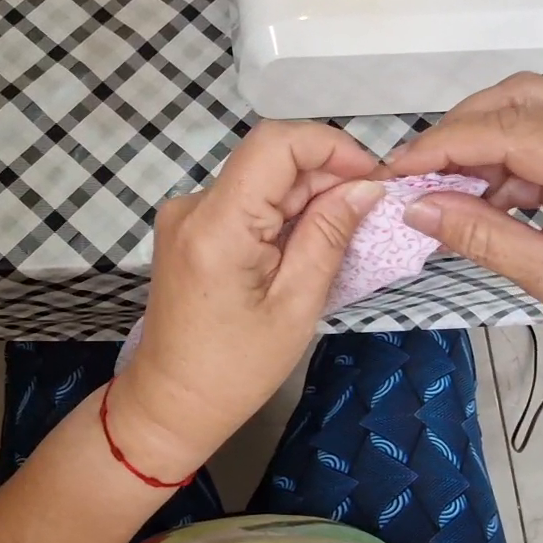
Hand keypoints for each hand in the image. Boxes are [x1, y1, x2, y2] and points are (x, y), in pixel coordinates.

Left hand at [115, 122, 383, 478]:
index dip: (329, 145)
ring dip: (304, 196)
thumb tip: (366, 185)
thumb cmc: (237, 368)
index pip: (274, 143)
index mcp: (216, 225)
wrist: (173, 399)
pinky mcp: (187, 226)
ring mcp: (184, 214)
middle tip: (365, 213)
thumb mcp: (297, 305)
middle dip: (324, 176)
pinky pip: (243, 199)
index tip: (370, 176)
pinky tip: (300, 245)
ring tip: (337, 236)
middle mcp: (192, 206)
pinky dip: (279, 212)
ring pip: (259, 177)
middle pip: (269, 159)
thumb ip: (328, 234)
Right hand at [384, 74, 542, 393]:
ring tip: (451, 193)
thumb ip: (483, 237)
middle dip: (463, 129)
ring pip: (535, 109)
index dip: (447, 144)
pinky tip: (491, 200)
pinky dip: (509, 160)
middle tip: (420, 175)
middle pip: (525, 96)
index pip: (516, 129)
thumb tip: (413, 207)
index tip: (395, 171)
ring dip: (484, 143)